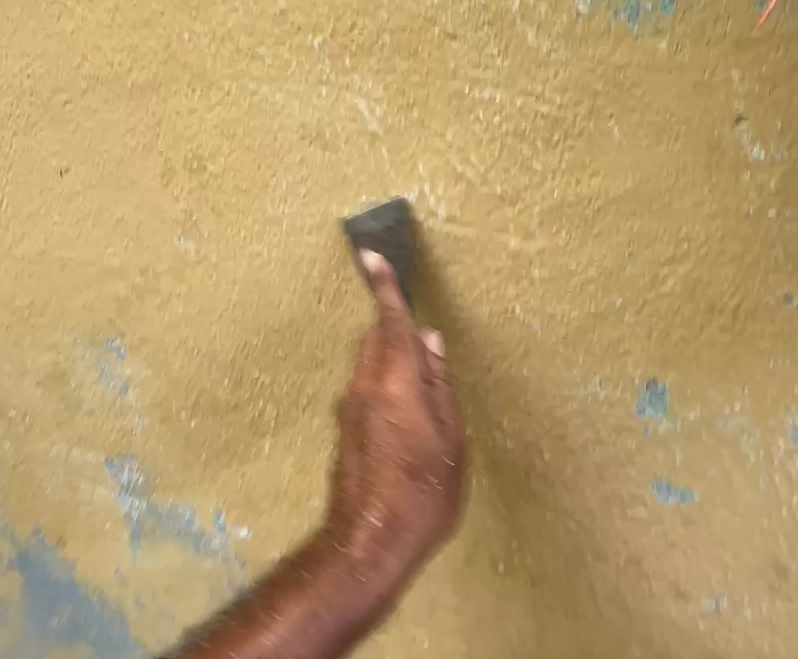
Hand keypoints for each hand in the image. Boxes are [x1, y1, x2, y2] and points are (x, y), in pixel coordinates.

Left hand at [322, 250, 467, 579]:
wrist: (369, 542)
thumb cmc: (423, 492)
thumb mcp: (451, 439)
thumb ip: (440, 384)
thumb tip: (431, 340)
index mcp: (396, 380)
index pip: (390, 320)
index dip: (384, 286)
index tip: (371, 254)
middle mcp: (365, 384)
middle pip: (376, 338)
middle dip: (394, 325)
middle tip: (421, 335)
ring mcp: (350, 407)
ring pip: (370, 362)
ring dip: (390, 356)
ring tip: (421, 383)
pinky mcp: (345, 427)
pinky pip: (367, 387)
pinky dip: (385, 382)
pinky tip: (406, 415)